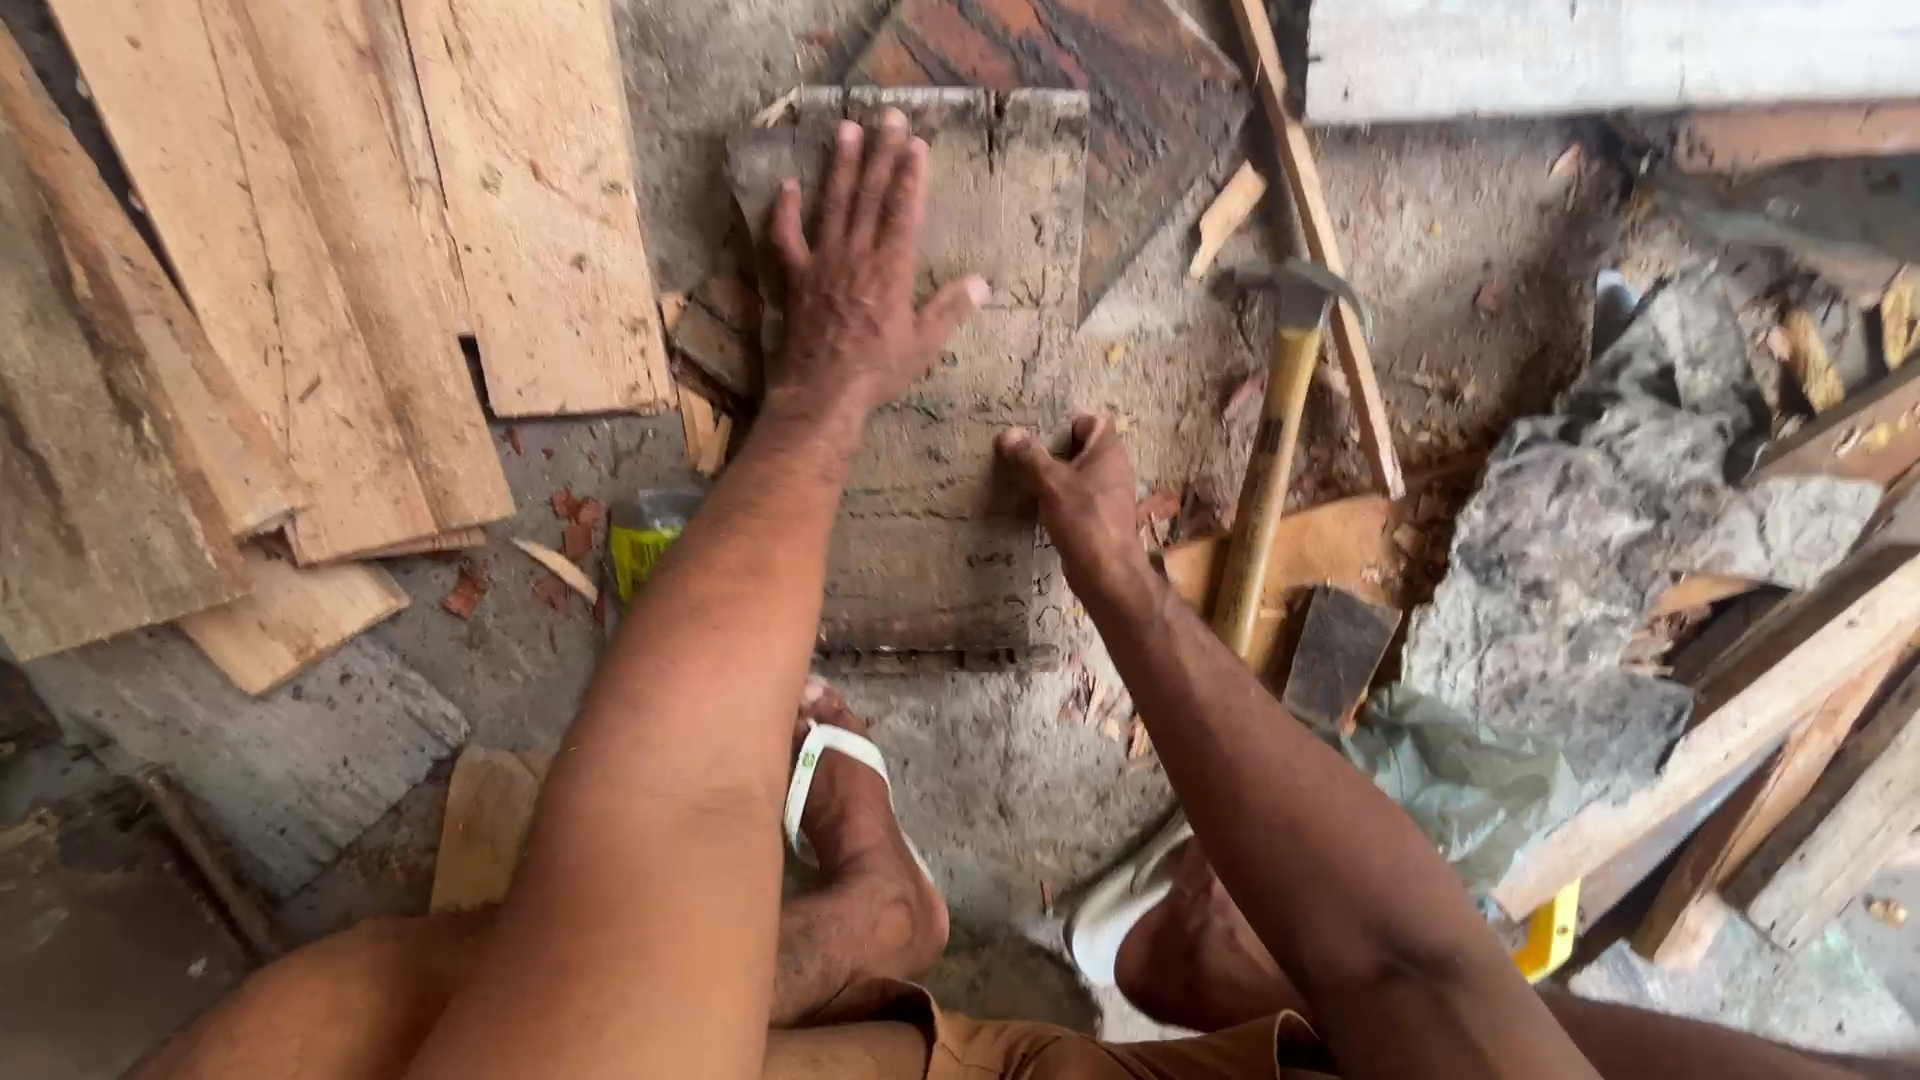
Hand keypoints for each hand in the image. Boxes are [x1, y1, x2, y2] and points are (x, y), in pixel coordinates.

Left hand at [767, 109, 987, 417]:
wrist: (824, 392)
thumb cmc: (878, 371)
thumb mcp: (924, 345)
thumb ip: (950, 309)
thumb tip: (982, 284)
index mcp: (892, 269)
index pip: (904, 211)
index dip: (910, 175)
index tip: (915, 143)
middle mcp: (856, 255)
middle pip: (870, 196)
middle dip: (880, 154)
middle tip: (887, 116)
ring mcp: (822, 263)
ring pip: (832, 204)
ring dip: (840, 165)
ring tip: (846, 129)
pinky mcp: (796, 279)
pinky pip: (787, 238)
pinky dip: (785, 211)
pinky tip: (788, 185)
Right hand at [996, 415, 1151, 593]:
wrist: (1106, 571)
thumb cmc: (1083, 518)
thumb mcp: (1050, 482)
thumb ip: (1030, 456)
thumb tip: (1008, 433)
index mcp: (1109, 451)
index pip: (1090, 421)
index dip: (1065, 423)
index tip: (1037, 434)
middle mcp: (1113, 469)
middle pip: (1081, 448)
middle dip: (1052, 450)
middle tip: (1022, 454)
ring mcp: (1108, 495)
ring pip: (1078, 475)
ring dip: (1053, 476)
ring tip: (1023, 477)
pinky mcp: (1099, 518)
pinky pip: (1077, 498)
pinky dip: (1059, 498)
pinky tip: (1037, 505)